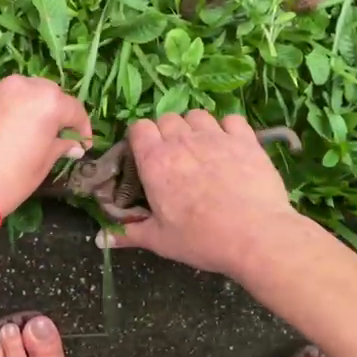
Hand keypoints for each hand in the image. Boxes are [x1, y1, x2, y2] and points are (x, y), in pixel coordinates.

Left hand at [0, 75, 92, 216]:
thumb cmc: (10, 180)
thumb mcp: (42, 164)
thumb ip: (60, 147)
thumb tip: (72, 144)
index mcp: (48, 101)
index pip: (74, 109)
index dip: (81, 127)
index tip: (82, 143)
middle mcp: (23, 86)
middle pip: (48, 94)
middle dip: (56, 112)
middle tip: (58, 135)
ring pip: (24, 91)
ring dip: (32, 106)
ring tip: (32, 130)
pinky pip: (2, 97)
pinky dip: (9, 106)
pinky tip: (8, 127)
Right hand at [98, 111, 299, 276]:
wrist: (257, 236)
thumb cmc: (202, 239)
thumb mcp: (160, 240)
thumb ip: (128, 234)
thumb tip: (100, 240)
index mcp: (155, 161)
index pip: (139, 128)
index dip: (140, 138)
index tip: (144, 155)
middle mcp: (182, 141)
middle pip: (167, 119)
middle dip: (166, 133)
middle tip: (172, 157)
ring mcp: (216, 137)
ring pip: (197, 115)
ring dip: (194, 127)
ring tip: (199, 148)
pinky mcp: (246, 140)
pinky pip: (231, 119)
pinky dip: (226, 128)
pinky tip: (228, 144)